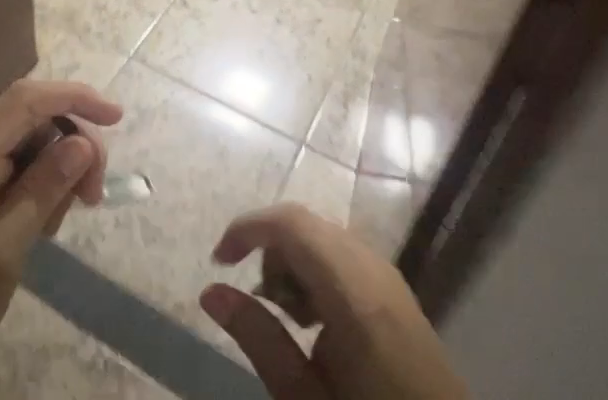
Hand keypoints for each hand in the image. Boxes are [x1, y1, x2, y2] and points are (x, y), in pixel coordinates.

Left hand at [0, 80, 122, 399]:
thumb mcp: (1, 256)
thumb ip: (40, 193)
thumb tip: (82, 141)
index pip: (25, 101)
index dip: (74, 97)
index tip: (118, 118)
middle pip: (30, 119)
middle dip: (73, 143)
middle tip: (94, 196)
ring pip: (26, 146)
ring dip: (58, 171)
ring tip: (62, 223)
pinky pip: (12, 171)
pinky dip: (39, 188)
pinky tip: (44, 227)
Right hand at [200, 204, 467, 399]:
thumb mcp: (303, 395)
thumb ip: (259, 338)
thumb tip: (211, 291)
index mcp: (352, 291)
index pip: (292, 223)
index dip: (248, 227)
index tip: (218, 262)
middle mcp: (374, 268)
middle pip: (307, 226)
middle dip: (271, 254)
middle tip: (262, 307)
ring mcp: (390, 276)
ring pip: (325, 239)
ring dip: (295, 266)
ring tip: (292, 323)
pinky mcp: (396, 291)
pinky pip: (344, 257)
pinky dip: (318, 274)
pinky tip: (317, 323)